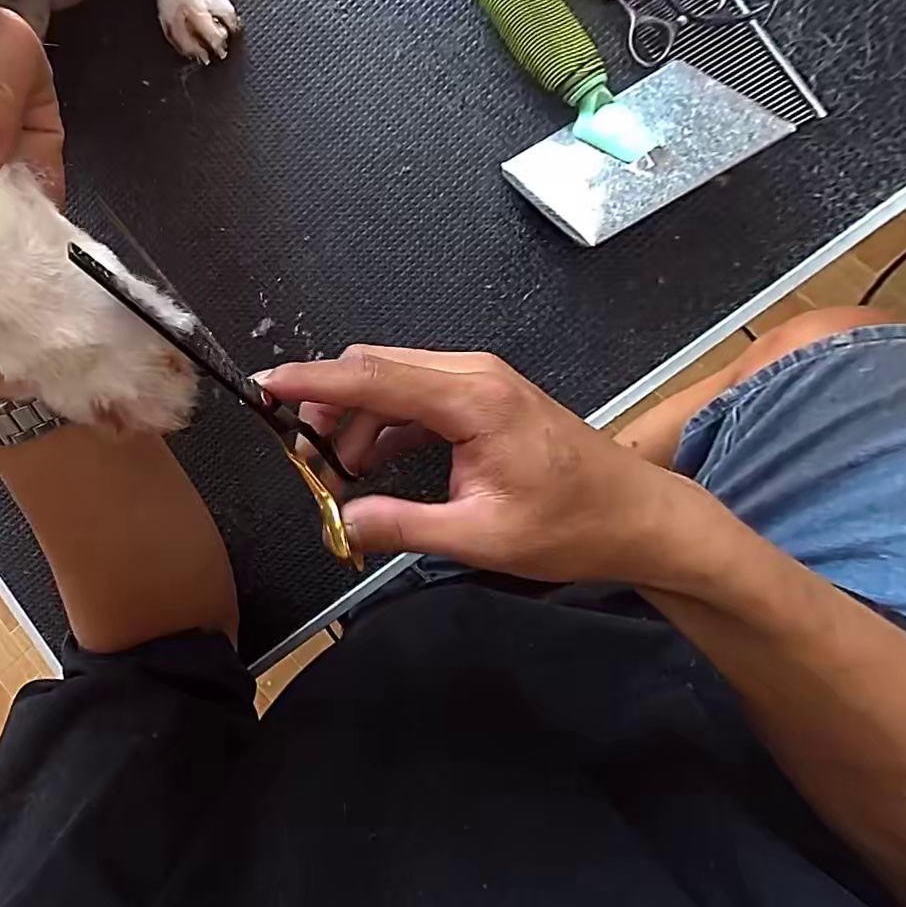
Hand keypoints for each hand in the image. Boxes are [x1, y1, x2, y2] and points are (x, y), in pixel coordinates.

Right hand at [258, 346, 708, 588]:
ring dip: (352, 421)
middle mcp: (468, 374)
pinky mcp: (474, 396)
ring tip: (338, 472)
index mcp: (472, 400)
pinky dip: (379, 425)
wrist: (639, 516)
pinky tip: (370, 462)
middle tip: (305, 459)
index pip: (372, 378)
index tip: (266, 386)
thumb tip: (341, 522)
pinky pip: (408, 396)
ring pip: (386, 380)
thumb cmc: (571, 526)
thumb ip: (403, 526)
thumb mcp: (481, 537)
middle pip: (372, 369)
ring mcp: (473, 380)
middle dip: (326, 407)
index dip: (312, 381)